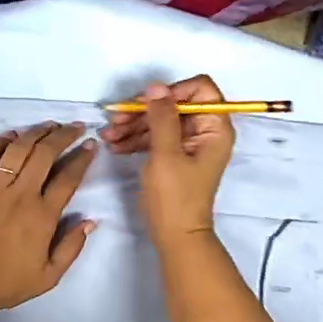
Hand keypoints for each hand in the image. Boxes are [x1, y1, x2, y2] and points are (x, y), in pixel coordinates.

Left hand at [0, 122, 98, 321]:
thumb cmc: (7, 281)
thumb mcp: (49, 275)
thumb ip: (72, 246)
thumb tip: (91, 221)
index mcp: (43, 215)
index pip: (68, 178)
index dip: (82, 158)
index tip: (91, 145)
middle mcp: (21, 194)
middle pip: (45, 154)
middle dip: (63, 136)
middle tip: (74, 127)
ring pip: (18, 150)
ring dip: (35, 133)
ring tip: (49, 125)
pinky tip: (11, 135)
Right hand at [102, 76, 235, 240]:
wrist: (174, 235)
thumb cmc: (175, 196)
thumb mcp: (166, 153)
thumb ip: (161, 117)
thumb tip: (155, 86)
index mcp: (214, 128)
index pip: (200, 90)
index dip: (172, 91)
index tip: (145, 103)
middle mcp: (204, 131)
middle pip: (174, 104)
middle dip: (143, 111)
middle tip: (116, 120)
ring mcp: (188, 144)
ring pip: (159, 120)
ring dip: (133, 125)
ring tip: (108, 136)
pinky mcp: (173, 155)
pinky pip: (154, 137)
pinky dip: (134, 139)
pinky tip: (114, 145)